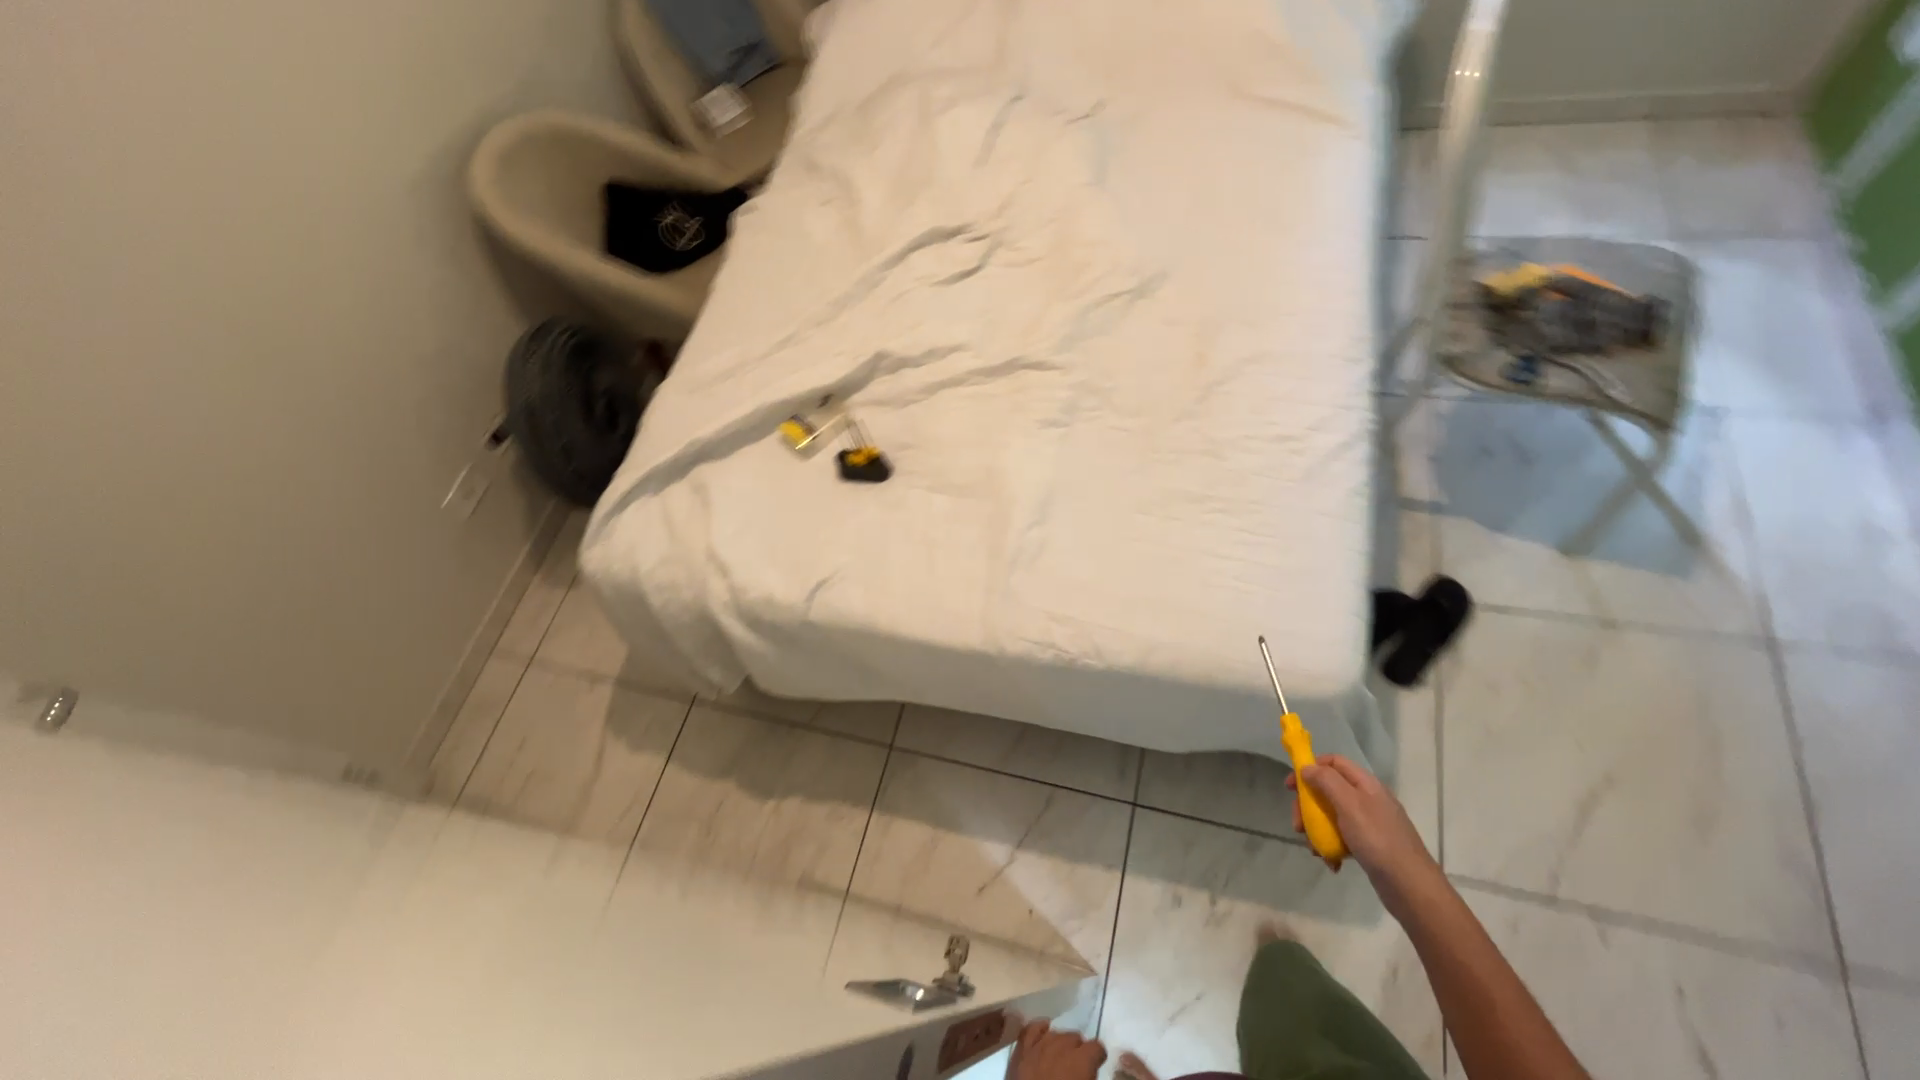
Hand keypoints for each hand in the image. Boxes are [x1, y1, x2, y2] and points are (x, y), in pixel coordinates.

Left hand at [1006, 1020, 1106, 1079]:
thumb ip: (1089, 1077)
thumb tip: (1088, 1074)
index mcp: (1081, 1062)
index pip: (1097, 1047)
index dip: (1098, 1058)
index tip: (1096, 1067)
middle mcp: (1061, 1048)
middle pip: (1075, 1038)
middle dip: (1078, 1051)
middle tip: (1076, 1069)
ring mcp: (1038, 1047)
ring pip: (1055, 1033)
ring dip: (1061, 1044)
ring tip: (1061, 1059)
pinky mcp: (1020, 1053)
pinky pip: (1031, 1030)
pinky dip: (1040, 1030)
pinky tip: (1044, 1033)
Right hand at [1285, 755, 1438, 899]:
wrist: (1410, 885)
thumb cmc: (1378, 839)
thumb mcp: (1349, 804)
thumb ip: (1327, 782)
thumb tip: (1307, 767)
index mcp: (1365, 784)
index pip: (1333, 762)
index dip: (1310, 768)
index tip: (1290, 787)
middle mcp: (1367, 799)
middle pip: (1328, 790)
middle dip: (1308, 806)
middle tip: (1298, 826)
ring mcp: (1368, 822)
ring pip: (1331, 815)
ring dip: (1317, 829)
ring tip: (1315, 849)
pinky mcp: (1368, 844)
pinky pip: (1341, 837)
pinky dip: (1331, 846)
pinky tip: (1331, 861)